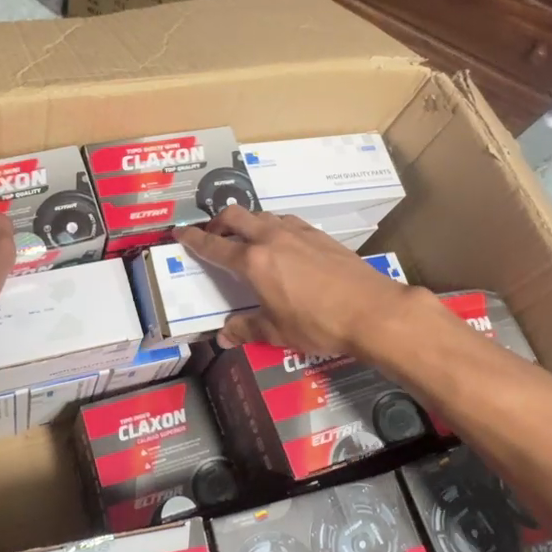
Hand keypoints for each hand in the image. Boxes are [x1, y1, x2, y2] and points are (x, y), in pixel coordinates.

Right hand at [174, 205, 421, 355]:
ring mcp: (297, 232)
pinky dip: (273, 226)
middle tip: (212, 234)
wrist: (372, 310)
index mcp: (253, 262)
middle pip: (235, 216)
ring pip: (262, 215)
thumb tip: (224, 336)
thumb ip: (247, 329)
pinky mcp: (319, 234)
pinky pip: (286, 221)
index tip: (179, 232)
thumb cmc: (319, 324)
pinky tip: (281, 243)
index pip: (214, 245)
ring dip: (247, 222)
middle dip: (218, 221)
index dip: (193, 239)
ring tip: (246, 239)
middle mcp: (271, 238)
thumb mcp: (278, 332)